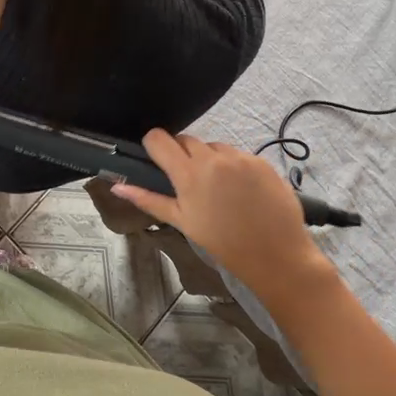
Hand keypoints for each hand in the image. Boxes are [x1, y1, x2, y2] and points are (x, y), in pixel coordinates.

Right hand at [110, 130, 332, 299]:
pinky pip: (239, 155)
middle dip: (183, 156)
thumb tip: (117, 187)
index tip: (159, 161)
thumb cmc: (224, 243)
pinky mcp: (262, 161)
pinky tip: (242, 192)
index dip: (155, 146)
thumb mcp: (183, 222)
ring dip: (210, 161)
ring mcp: (240, 157)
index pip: (159, 138)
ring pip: (214, 147)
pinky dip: (235, 167)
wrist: (278, 257)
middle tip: (190, 183)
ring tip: (220, 190)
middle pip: (186, 140)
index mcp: (189, 174)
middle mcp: (213, 158)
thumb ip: (148, 199)